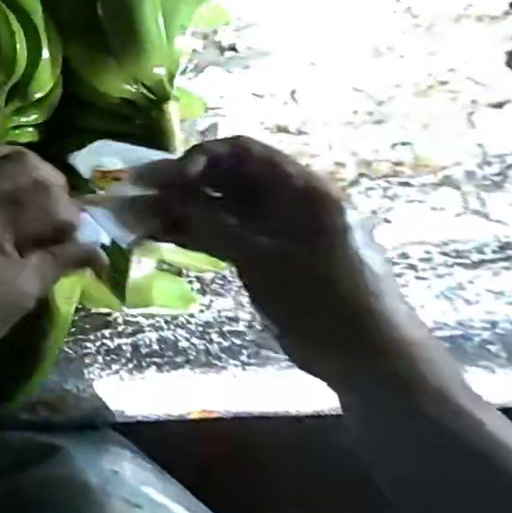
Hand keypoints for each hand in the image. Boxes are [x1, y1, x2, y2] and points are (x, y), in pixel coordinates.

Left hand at [0, 147, 105, 366]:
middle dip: (53, 191)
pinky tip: (9, 198)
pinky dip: (2, 171)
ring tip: (37, 210)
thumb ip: (60, 260)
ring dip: (30, 176)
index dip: (71, 222)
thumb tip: (99, 250)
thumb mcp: (22, 292)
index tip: (77, 245)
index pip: (53, 198)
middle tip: (59, 225)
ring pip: (5, 157)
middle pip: (29, 165)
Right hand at [137, 137, 438, 386]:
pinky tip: (161, 237)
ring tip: (140, 217)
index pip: (243, 151)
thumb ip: (214, 224)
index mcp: (300, 187)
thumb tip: (167, 197)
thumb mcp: (264, 259)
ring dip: (183, 210)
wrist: (371, 361)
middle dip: (182, 183)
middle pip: (227, 177)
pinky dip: (196, 234)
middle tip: (141, 194)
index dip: (203, 157)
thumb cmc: (325, 300)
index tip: (171, 178)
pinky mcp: (266, 256)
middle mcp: (286, 200)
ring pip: (221, 207)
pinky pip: (225, 234)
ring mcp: (275, 229)